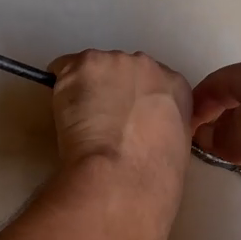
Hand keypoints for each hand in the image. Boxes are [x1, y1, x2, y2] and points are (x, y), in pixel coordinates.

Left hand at [0, 51, 192, 239]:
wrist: (120, 178)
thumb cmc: (153, 178)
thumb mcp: (177, 148)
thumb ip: (165, 123)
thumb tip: (148, 125)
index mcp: (173, 84)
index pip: (154, 81)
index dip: (138, 99)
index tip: (129, 116)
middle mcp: (143, 63)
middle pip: (122, 69)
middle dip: (113, 89)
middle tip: (106, 120)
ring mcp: (109, 61)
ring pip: (93, 69)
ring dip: (88, 88)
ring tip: (84, 122)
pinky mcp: (78, 66)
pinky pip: (64, 70)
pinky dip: (63, 89)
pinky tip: (66, 114)